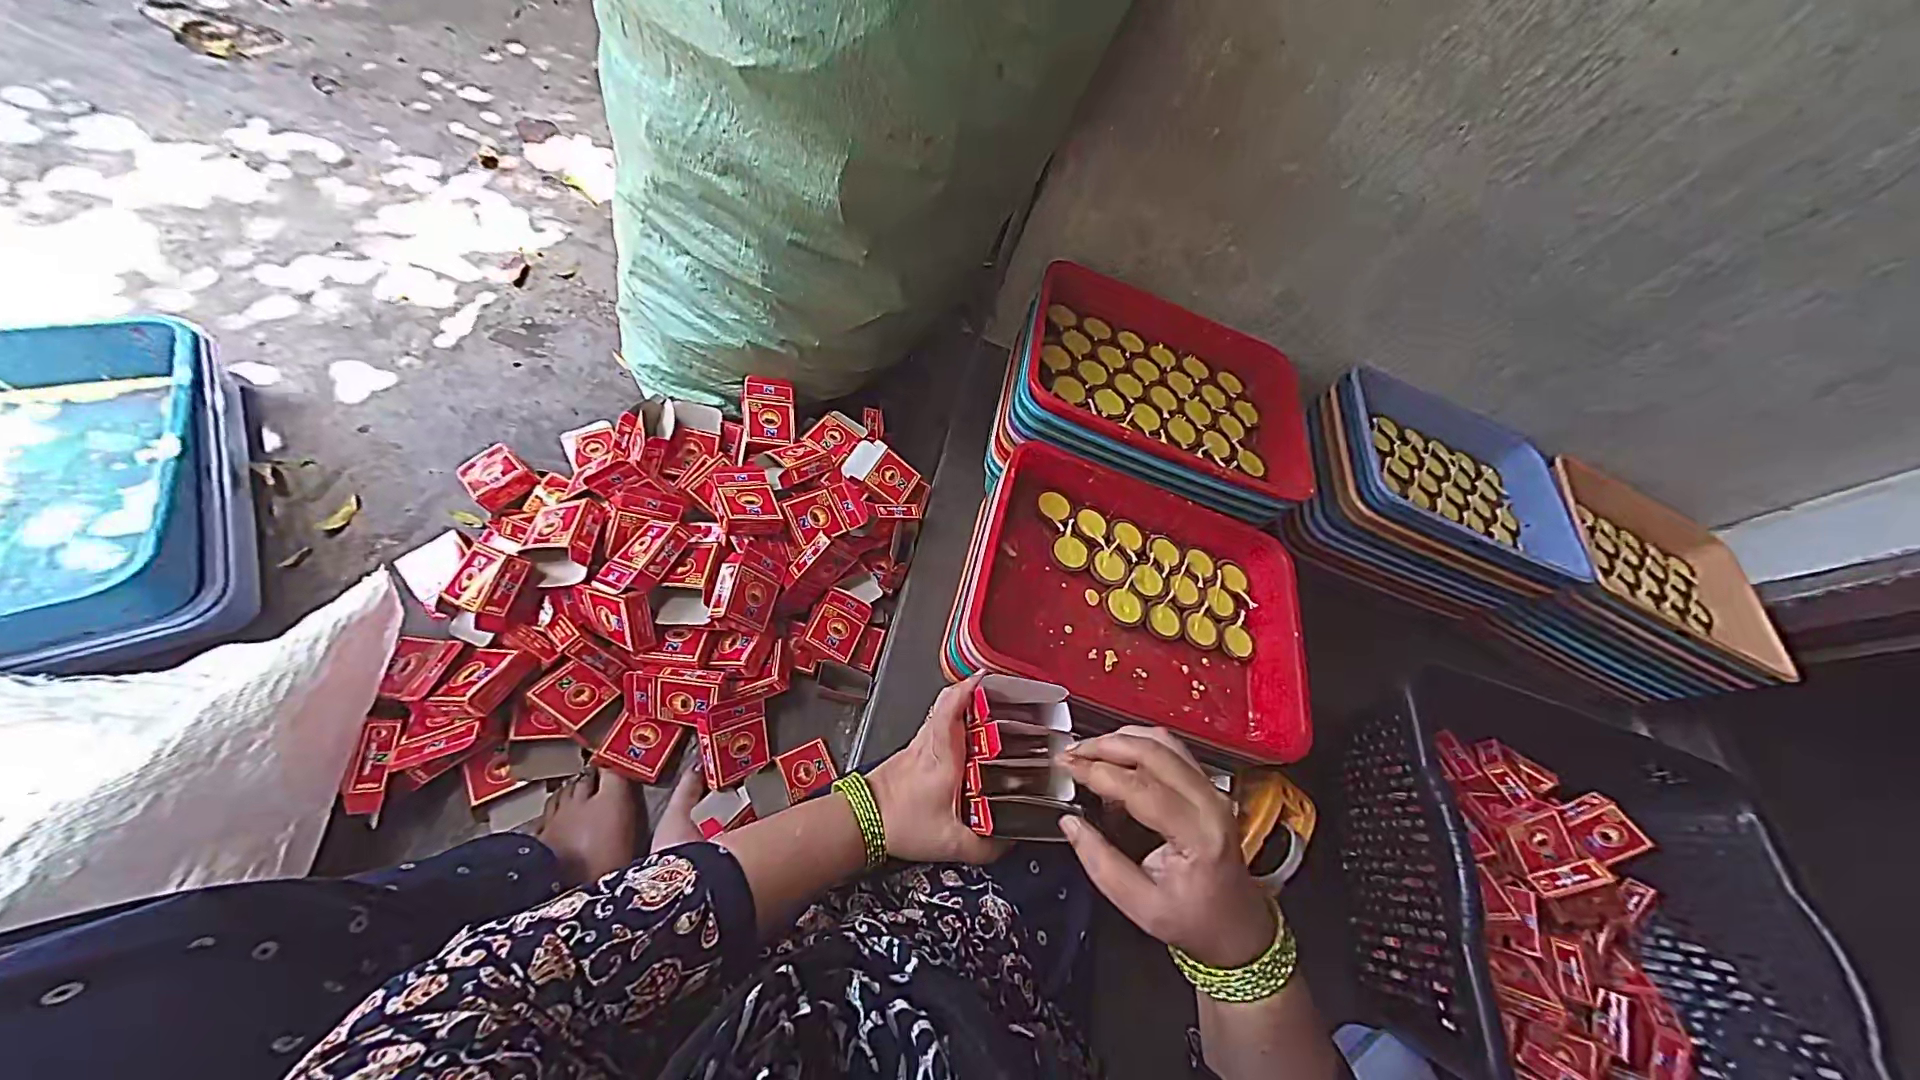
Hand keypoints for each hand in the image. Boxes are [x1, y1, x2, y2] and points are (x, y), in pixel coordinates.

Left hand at [866, 677, 1009, 864]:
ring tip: (987, 709)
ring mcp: (918, 744)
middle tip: (997, 691)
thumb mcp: (950, 842)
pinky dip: (951, 721)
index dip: (969, 688)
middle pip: (948, 701)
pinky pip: (935, 726)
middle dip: (973, 690)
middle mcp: (930, 743)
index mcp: (943, 755)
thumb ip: (985, 846)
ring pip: (940, 711)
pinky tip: (965, 737)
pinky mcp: (912, 752)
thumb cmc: (900, 824)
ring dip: (962, 704)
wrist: (862, 821)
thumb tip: (1009, 841)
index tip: (987, 677)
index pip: (952, 707)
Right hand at [1059, 727, 1275, 967]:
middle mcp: (1210, 803)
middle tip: (1071, 753)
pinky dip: (1137, 741)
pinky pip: (1170, 747)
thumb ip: (1101, 864)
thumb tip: (1070, 822)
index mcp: (1198, 836)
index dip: (1098, 771)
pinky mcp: (1205, 784)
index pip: (1141, 787)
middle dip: (1104, 746)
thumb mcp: (1142, 907)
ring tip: (1087, 751)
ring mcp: (1211, 788)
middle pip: (1153, 751)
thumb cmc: (1195, 920)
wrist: (1238, 926)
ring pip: (1162, 741)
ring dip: (1120, 739)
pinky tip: (1114, 752)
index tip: (1067, 767)